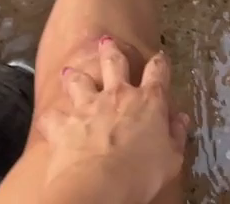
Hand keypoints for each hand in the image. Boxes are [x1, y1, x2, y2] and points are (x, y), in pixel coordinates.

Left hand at [38, 38, 189, 203]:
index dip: (160, 62)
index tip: (159, 57)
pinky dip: (51, 117)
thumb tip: (181, 119)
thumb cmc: (141, 175)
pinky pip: (52, 117)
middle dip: (111, 51)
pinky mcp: (63, 125)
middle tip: (106, 40)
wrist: (97, 188)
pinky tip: (49, 117)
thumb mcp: (171, 159)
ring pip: (80, 81)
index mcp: (148, 101)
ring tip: (70, 70)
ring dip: (75, 76)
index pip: (158, 72)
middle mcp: (118, 95)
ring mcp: (88, 106)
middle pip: (115, 64)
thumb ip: (176, 136)